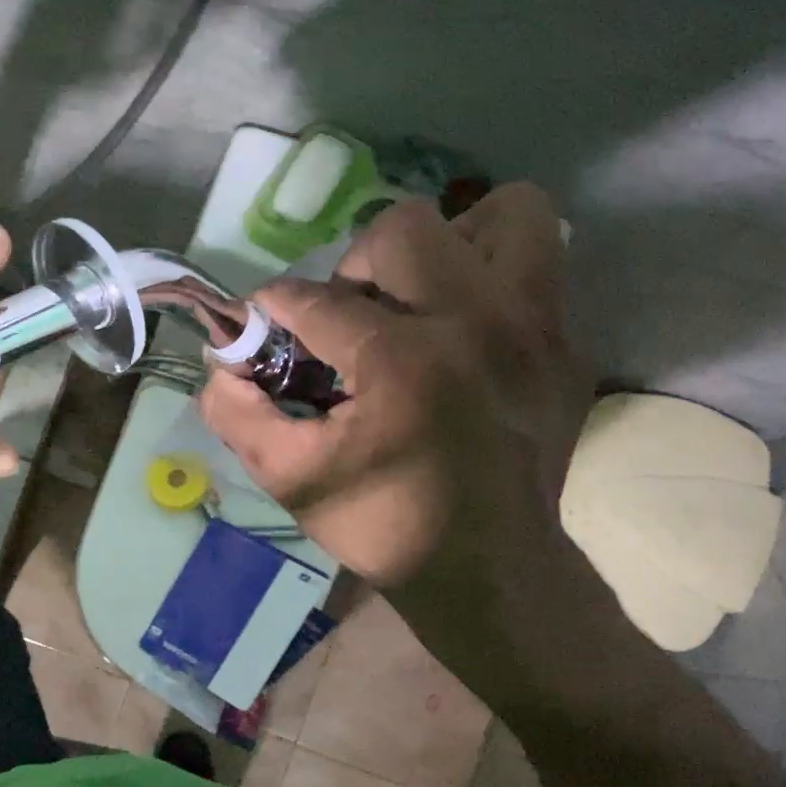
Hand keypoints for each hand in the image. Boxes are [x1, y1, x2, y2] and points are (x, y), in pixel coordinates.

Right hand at [201, 185, 591, 594]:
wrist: (488, 570)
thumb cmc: (381, 525)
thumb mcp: (289, 477)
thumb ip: (238, 414)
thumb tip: (219, 366)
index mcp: (402, 360)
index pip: (316, 298)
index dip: (272, 306)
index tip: (258, 324)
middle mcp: (477, 321)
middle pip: (406, 229)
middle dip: (357, 267)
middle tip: (349, 319)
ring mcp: (536, 328)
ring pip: (504, 216)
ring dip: (448, 247)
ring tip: (421, 301)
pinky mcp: (566, 346)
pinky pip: (537, 269)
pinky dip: (489, 284)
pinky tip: (459, 339)